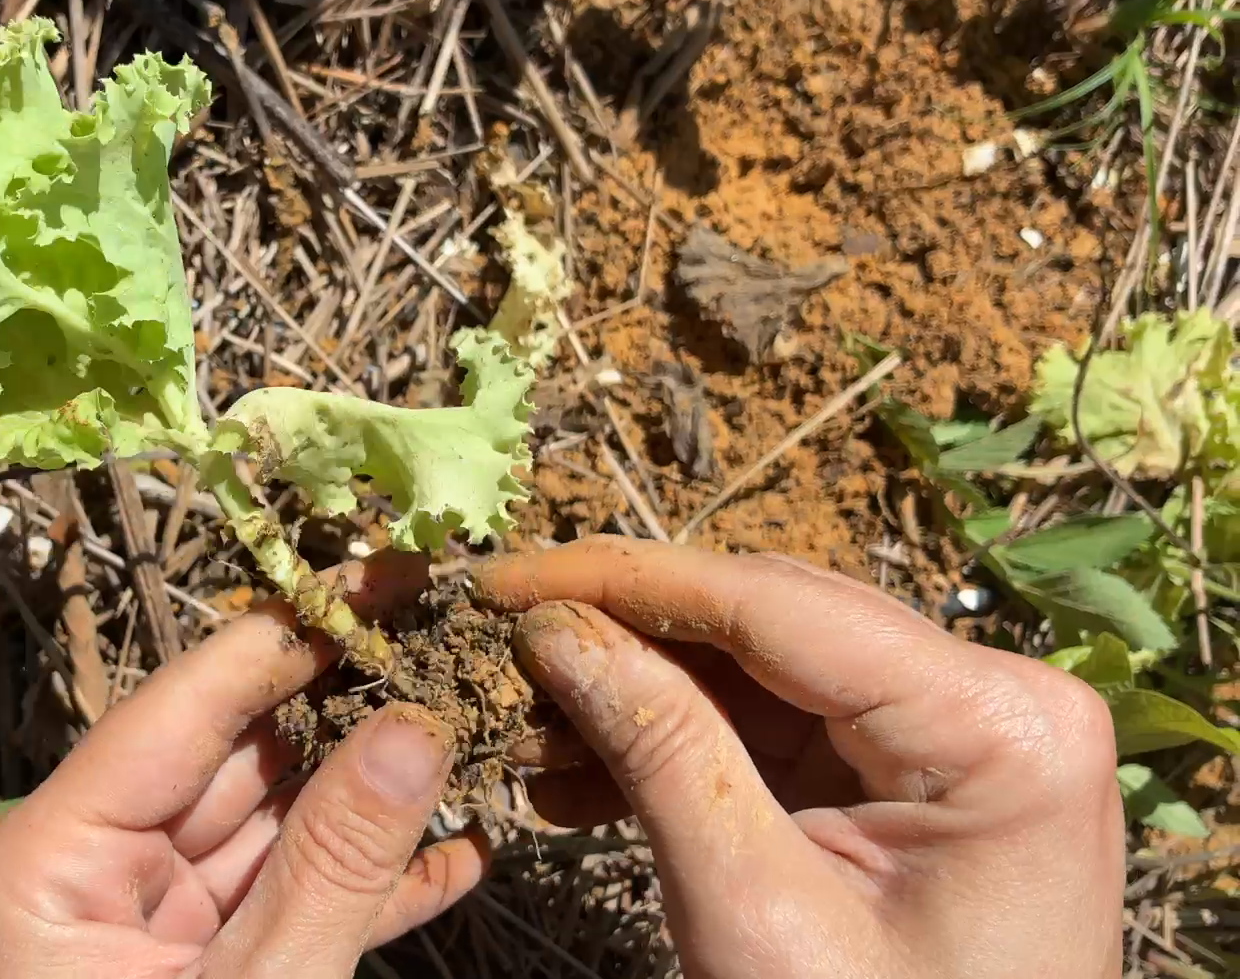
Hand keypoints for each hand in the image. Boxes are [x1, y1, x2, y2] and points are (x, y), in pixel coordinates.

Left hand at [0, 551, 488, 977]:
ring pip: (280, 810)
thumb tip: (415, 726)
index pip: (194, 699)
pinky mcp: (210, 952)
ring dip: (376, 782)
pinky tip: (459, 847)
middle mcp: (100, 855)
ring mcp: (157, 903)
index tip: (382, 574)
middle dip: (351, 700)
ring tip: (468, 728)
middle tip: (443, 645)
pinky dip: (372, 871)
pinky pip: (295, 884)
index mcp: (58, 851)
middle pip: (243, 747)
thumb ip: (332, 865)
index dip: (296, 629)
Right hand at [477, 536, 1123, 978]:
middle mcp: (970, 691)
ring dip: (620, 692)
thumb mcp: (752, 910)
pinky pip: (740, 712)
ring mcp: (924, 720)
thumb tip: (547, 626)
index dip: (614, 579)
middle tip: (505, 645)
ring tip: (530, 735)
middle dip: (610, 634)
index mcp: (988, 722)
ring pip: (727, 659)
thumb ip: (656, 746)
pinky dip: (655, 738)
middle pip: (743, 616)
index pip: (762, 600)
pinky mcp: (874, 754)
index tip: (502, 580)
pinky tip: (575, 782)